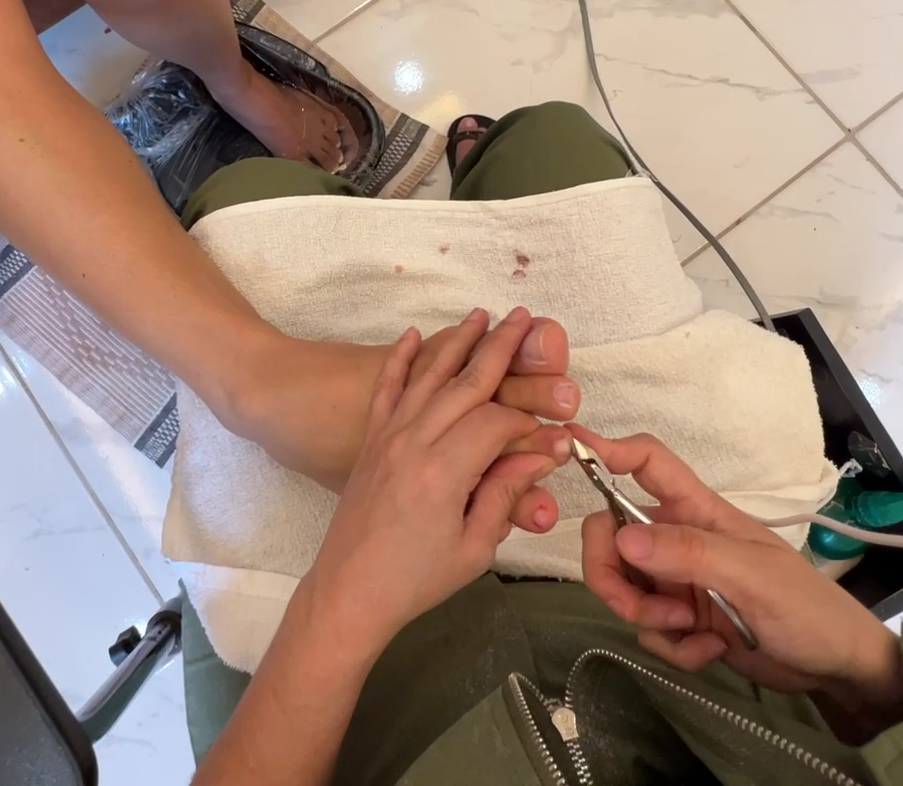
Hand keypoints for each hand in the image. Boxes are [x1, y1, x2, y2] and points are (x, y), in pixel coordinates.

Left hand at [303, 308, 568, 649]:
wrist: (349, 589)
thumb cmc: (416, 578)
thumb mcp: (474, 547)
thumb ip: (506, 492)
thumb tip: (544, 451)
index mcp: (443, 472)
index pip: (495, 423)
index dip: (527, 422)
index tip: (552, 432)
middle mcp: (413, 442)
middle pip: (465, 383)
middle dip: (498, 348)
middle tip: (523, 317)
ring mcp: (388, 435)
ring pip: (428, 377)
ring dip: (456, 342)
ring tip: (480, 314)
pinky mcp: (372, 439)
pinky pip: (387, 389)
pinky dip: (400, 360)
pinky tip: (413, 334)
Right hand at [573, 426, 902, 735]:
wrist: (837, 670)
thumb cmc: (805, 606)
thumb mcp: (751, 575)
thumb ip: (687, 552)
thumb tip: (622, 540)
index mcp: (694, 510)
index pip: (645, 462)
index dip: (608, 448)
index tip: (571, 447)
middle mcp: (674, 537)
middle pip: (608, 535)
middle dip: (613, 578)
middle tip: (644, 612)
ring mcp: (673, 577)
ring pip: (620, 586)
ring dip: (648, 619)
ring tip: (691, 631)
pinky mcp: (677, 616)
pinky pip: (645, 626)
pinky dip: (670, 645)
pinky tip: (710, 649)